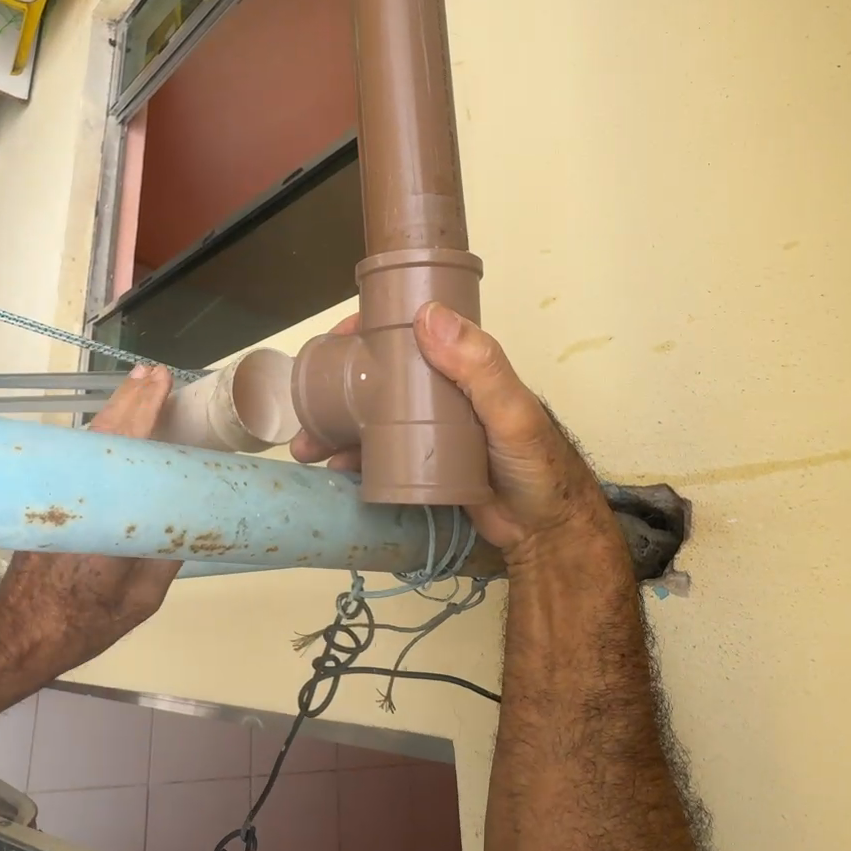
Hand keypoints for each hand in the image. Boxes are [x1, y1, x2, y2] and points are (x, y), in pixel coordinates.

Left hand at [0, 365, 182, 675]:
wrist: (21, 632)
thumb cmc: (86, 621)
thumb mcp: (143, 598)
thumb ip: (166, 553)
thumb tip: (186, 511)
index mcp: (107, 518)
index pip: (128, 449)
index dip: (144, 411)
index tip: (161, 383)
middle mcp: (79, 495)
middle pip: (107, 432)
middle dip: (132, 398)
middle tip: (155, 373)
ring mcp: (60, 492)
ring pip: (90, 438)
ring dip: (117, 409)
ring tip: (140, 384)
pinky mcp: (50, 496)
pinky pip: (81, 453)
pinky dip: (103, 432)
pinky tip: (118, 422)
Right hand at [289, 303, 616, 570]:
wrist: (545, 534)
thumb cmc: (535, 464)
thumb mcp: (511, 411)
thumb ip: (478, 367)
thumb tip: (426, 315)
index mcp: (458, 367)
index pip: (406, 336)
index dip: (366, 333)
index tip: (333, 342)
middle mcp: (435, 391)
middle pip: (376, 379)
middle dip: (334, 389)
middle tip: (305, 408)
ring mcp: (424, 429)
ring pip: (368, 419)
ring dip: (333, 428)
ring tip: (307, 448)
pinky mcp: (418, 465)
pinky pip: (376, 455)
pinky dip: (350, 459)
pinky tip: (332, 469)